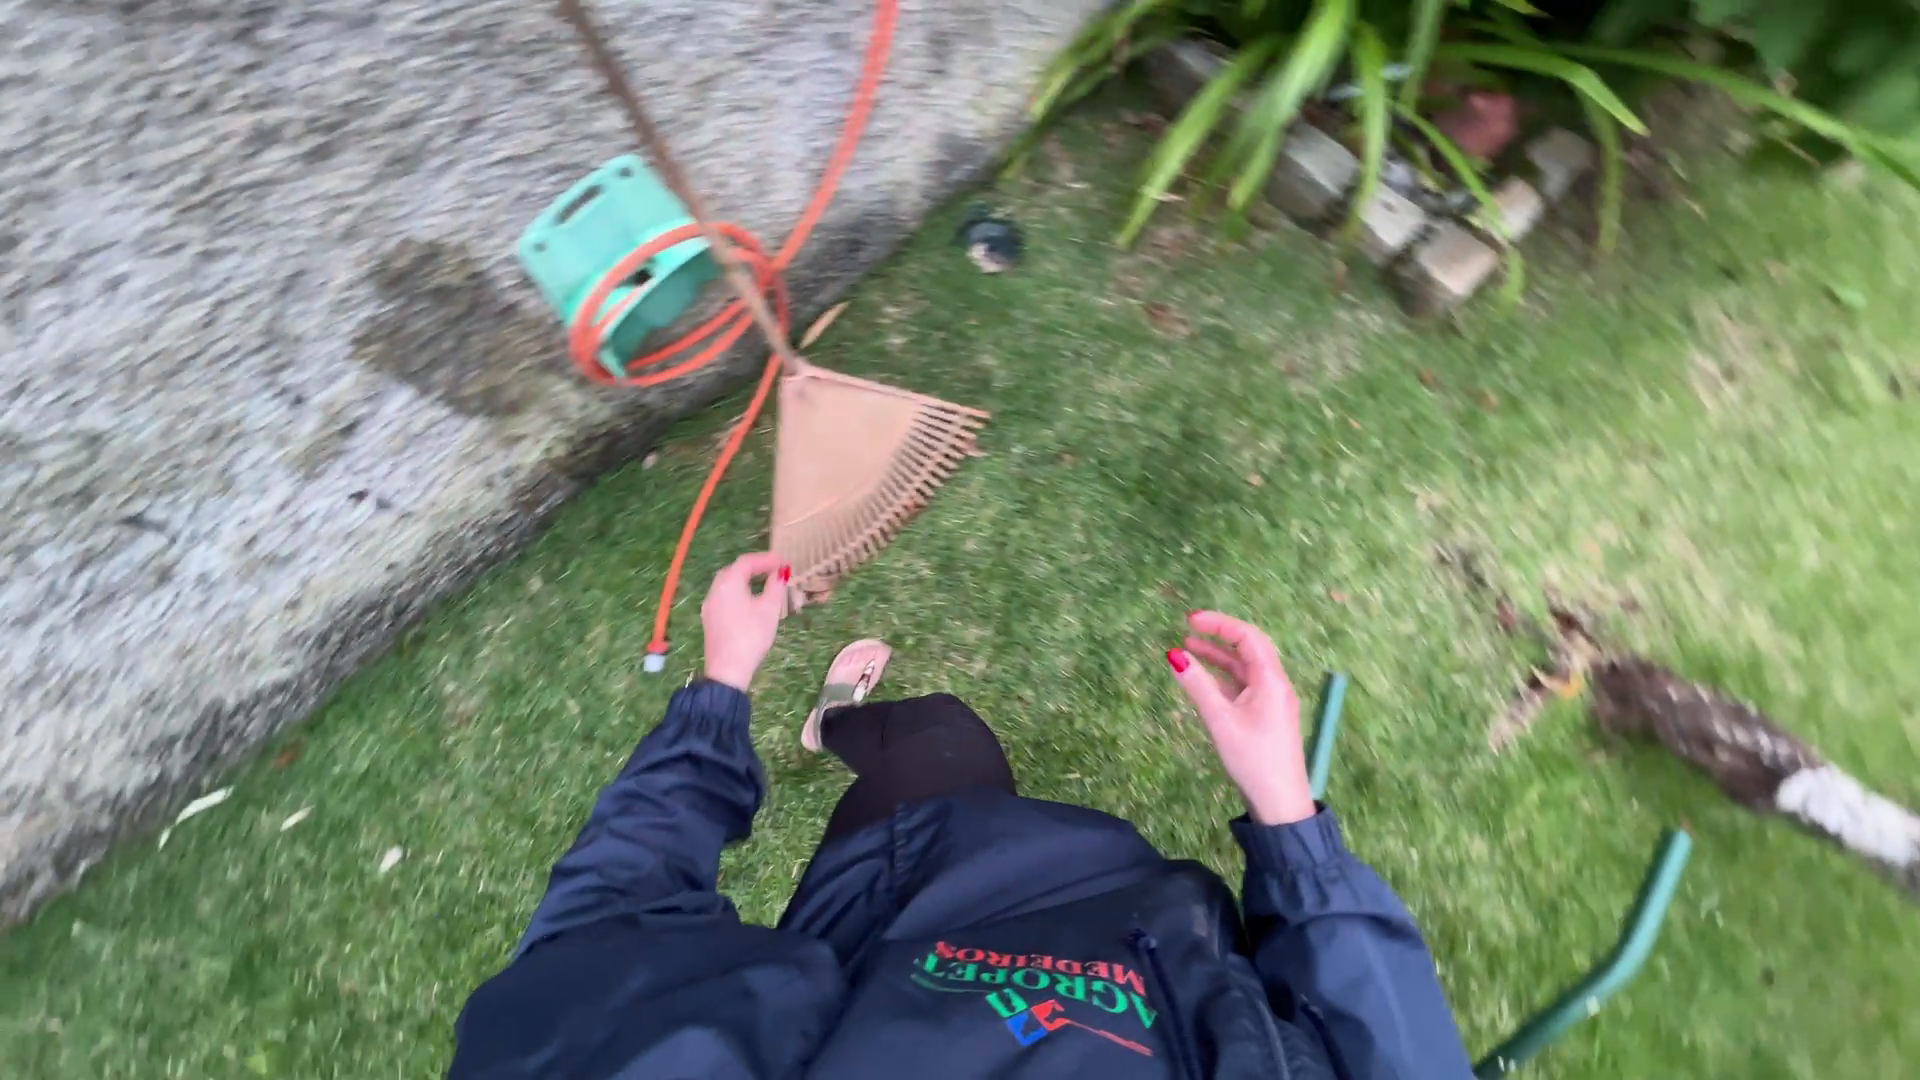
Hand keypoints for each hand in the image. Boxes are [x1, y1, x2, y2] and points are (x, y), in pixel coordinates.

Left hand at [700, 552, 789, 690]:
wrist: (728, 669)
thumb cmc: (751, 635)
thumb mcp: (769, 609)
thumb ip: (776, 586)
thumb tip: (780, 573)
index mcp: (728, 583)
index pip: (747, 562)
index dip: (767, 559)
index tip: (784, 562)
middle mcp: (715, 590)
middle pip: (734, 570)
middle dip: (754, 567)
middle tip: (774, 570)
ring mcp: (709, 606)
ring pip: (727, 584)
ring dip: (745, 580)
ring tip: (764, 584)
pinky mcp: (709, 619)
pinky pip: (724, 597)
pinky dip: (738, 592)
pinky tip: (750, 602)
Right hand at [1167, 611, 1316, 825]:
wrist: (1280, 803)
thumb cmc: (1252, 758)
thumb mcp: (1220, 720)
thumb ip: (1198, 685)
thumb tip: (1175, 655)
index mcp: (1271, 680)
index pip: (1247, 637)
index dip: (1219, 624)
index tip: (1190, 621)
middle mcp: (1275, 684)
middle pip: (1249, 647)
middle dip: (1219, 635)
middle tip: (1189, 627)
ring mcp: (1271, 700)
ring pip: (1244, 667)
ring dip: (1219, 656)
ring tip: (1188, 647)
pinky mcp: (1265, 714)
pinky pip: (1243, 685)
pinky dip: (1222, 676)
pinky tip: (1202, 678)